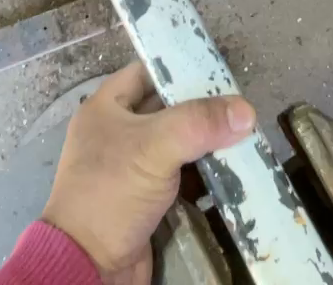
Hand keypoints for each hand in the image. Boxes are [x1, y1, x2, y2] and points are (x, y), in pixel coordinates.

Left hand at [41, 61, 256, 284]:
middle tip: (239, 106)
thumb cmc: (111, 192)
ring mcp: (130, 167)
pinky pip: (178, 175)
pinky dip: (202, 173)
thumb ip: (200, 123)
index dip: (181, 68)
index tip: (219, 70)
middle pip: (167, 108)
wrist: (86, 269)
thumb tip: (247, 110)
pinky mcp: (144, 199)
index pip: (148, 71)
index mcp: (106, 107)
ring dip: (205, 143)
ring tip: (243, 136)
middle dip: (202, 109)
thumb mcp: (154, 147)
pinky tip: (229, 171)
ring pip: (176, 143)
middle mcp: (117, 132)